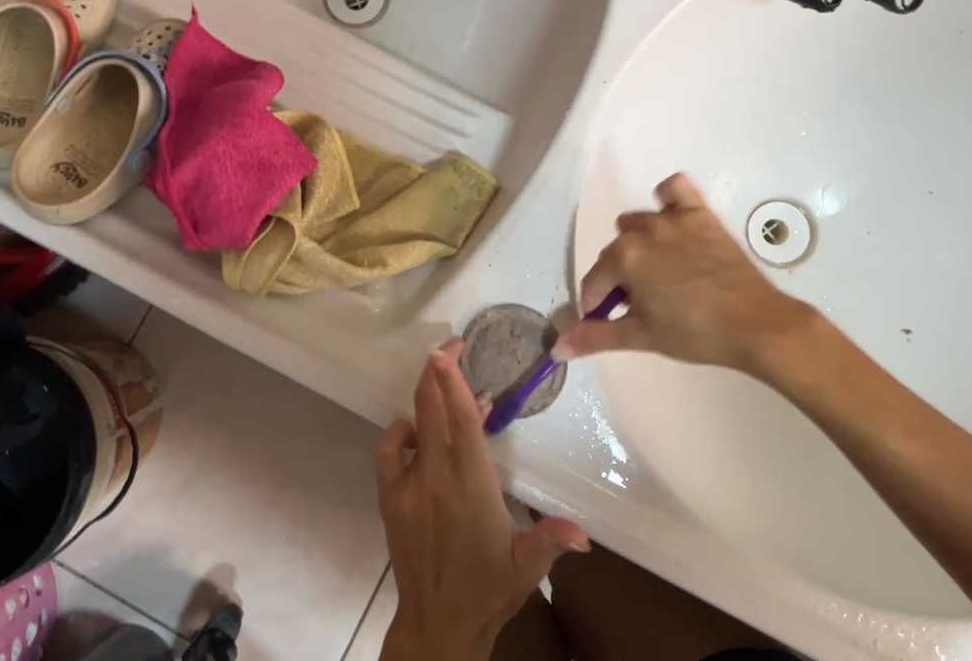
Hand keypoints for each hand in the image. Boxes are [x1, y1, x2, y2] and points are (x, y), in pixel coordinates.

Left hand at [377, 340, 590, 660]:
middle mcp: (437, 477)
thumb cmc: (489, 588)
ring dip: (424, 400)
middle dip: (438, 372)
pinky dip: (398, 434)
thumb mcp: (528, 565)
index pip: (462, 420)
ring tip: (438, 383)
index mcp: (473, 484)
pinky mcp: (389, 500)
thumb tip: (584, 534)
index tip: (450, 351)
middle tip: (451, 348)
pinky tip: (412, 433)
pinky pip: (387, 453)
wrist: (439, 624)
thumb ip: (553, 540)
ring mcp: (408, 487)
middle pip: (432, 408)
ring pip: (412, 425)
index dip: (454, 382)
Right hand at [554, 173, 813, 370]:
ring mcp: (674, 219)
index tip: (607, 320)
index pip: (595, 280)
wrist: (755, 324)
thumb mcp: (641, 336)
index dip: (597, 304)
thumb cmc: (695, 333)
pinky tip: (671, 219)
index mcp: (624, 258)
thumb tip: (559, 348)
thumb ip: (596, 336)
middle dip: (618, 278)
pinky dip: (667, 199)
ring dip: (638, 243)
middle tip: (639, 306)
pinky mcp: (702, 214)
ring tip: (657, 273)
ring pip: (638, 223)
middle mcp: (644, 231)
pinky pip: (675, 189)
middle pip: (615, 252)